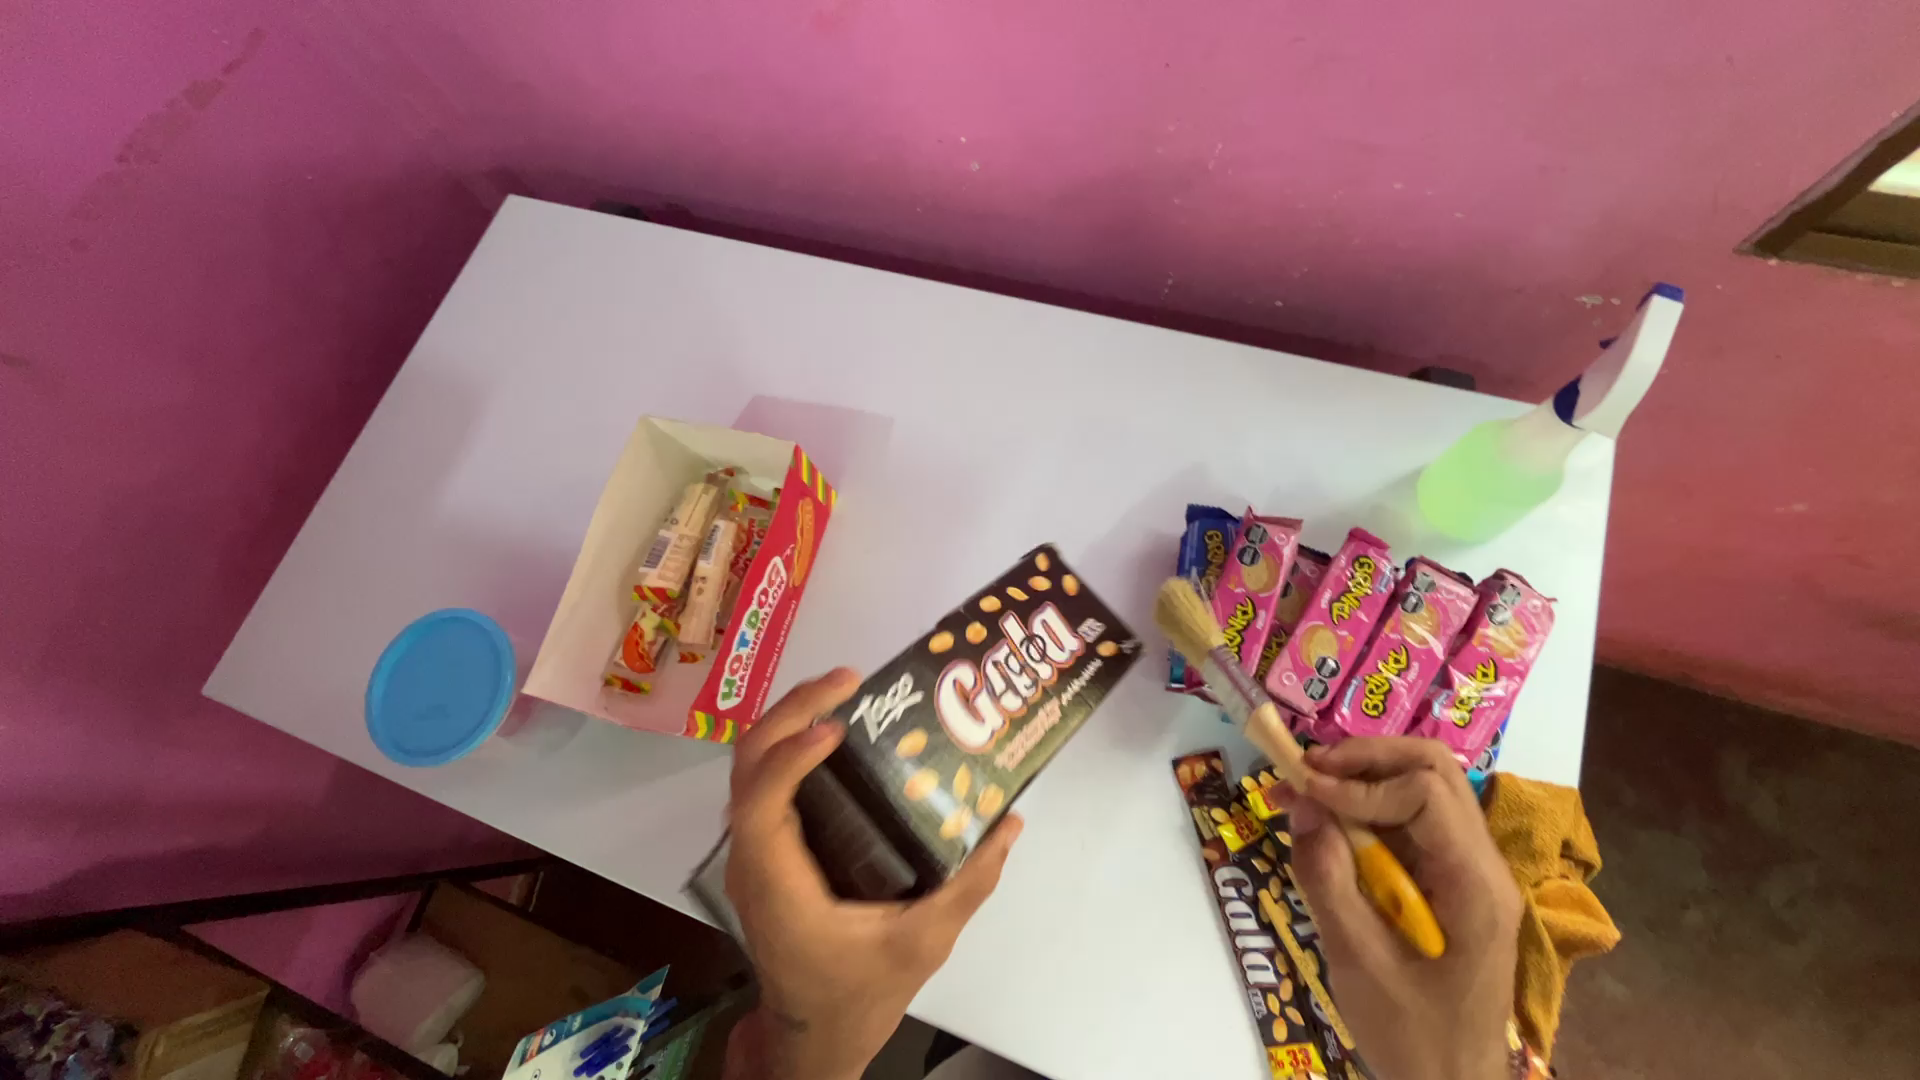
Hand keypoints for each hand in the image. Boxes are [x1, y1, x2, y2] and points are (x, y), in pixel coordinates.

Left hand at [721, 669, 1023, 1079]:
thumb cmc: (859, 995)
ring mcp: (751, 851)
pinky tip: (832, 729)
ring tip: (843, 691)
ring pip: (749, 766)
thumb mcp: (923, 945)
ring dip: (788, 718)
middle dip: (792, 711)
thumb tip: (1010, 822)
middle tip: (850, 680)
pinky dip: (789, 742)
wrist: (812, 1037)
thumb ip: (970, 884)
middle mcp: (751, 858)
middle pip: (748, 765)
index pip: (761, 804)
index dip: (789, 758)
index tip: (836, 728)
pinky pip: (764, 780)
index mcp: (778, 885)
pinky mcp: (764, 847)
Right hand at [1280, 738, 1520, 1079]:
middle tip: (1305, 771)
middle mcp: (1479, 863)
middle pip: (1432, 769)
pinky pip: (1407, 817)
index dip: (1360, 784)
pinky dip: (1362, 804)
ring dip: (1360, 774)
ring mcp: (1465, 869)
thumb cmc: (1411, 1035)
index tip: (1305, 797)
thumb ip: (1327, 877)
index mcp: (1473, 884)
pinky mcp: (1443, 879)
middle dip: (1364, 758)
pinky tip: (1324, 819)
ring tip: (1304, 787)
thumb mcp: (1357, 959)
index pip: (1425, 792)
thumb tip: (1301, 804)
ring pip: (1421, 784)